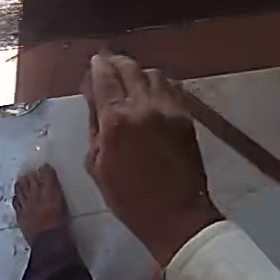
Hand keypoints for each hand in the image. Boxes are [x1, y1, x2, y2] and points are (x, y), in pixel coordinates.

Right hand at [83, 53, 223, 266]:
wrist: (176, 216)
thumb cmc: (128, 197)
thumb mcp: (96, 164)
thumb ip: (94, 126)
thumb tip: (94, 100)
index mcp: (116, 119)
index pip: (104, 76)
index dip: (97, 65)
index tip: (94, 63)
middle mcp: (143, 106)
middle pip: (128, 67)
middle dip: (115, 63)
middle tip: (108, 65)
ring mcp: (168, 109)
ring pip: (152, 73)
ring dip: (137, 73)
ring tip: (130, 82)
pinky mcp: (185, 117)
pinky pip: (170, 88)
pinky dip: (156, 85)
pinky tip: (150, 94)